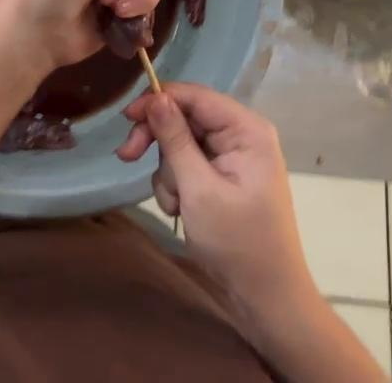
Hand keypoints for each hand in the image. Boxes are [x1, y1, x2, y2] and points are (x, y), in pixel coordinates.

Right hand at [117, 83, 311, 305]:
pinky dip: (177, 185)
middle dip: (158, 143)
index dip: (157, 100)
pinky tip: (181, 210)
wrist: (266, 296)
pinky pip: (189, 165)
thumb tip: (155, 97)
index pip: (194, 96)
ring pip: (182, 144)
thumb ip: (175, 139)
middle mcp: (242, 135)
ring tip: (176, 204)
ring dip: (169, 173)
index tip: (126, 118)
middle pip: (185, 118)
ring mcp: (233, 157)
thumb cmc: (237, 241)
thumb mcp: (198, 188)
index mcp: (246, 129)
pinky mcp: (224, 177)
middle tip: (126, 158)